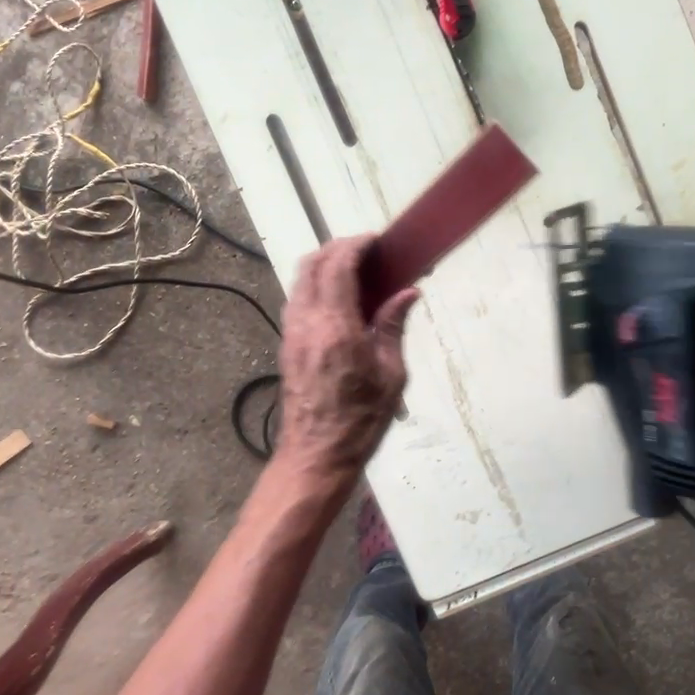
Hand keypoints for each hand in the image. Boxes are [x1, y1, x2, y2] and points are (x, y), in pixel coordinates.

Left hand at [274, 236, 418, 494]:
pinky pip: (299, 299)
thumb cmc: (361, 419)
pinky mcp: (287, 344)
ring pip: (300, 280)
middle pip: (312, 264)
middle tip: (367, 251)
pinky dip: (317, 285)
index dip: (356, 245)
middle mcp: (307, 322)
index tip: (376, 240)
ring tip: (355, 271)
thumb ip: (392, 327)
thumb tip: (407, 294)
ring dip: (324, 265)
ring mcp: (292, 332)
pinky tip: (340, 298)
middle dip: (338, 248)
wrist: (316, 454)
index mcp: (336, 327)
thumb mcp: (390, 374)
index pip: (338, 267)